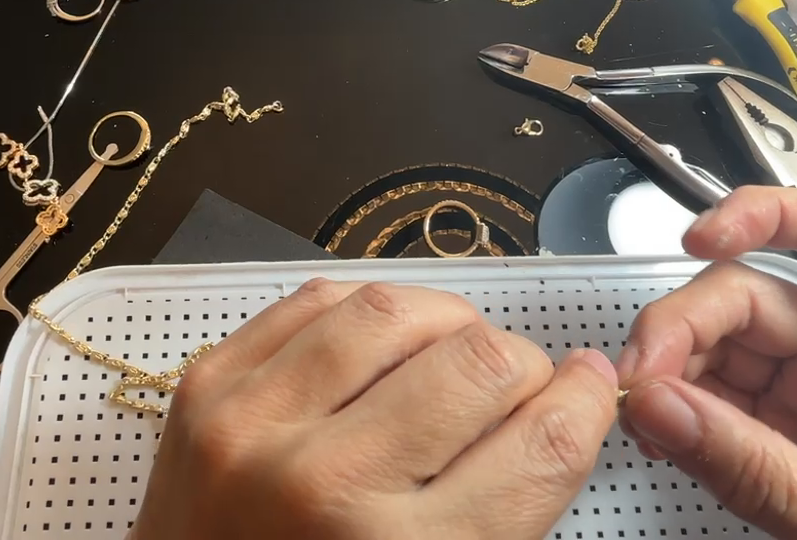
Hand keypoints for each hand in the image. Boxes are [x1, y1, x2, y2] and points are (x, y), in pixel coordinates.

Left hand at [130, 279, 619, 539]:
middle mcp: (324, 484)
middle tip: (518, 377)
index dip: (583, 406)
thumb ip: (505, 498)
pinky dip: (365, 307)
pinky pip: (314, 297)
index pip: (537, 451)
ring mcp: (253, 421)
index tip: (589, 384)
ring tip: (451, 346)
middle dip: (521, 363)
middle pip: (476, 365)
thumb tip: (567, 394)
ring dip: (446, 319)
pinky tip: (379, 334)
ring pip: (394, 310)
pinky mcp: (207, 382)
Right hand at [616, 186, 796, 539]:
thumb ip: (766, 474)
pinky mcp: (789, 435)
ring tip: (639, 418)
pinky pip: (716, 397)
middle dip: (683, 326)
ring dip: (671, 370)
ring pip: (721, 343)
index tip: (698, 239)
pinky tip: (659, 434)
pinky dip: (677, 409)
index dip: (765, 214)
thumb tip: (652, 405)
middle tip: (638, 377)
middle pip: (751, 295)